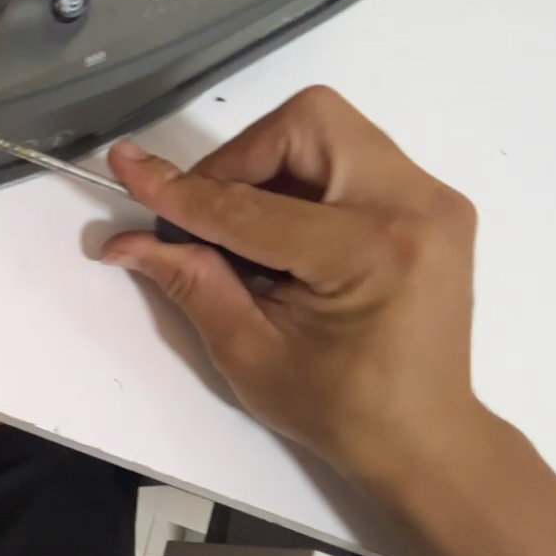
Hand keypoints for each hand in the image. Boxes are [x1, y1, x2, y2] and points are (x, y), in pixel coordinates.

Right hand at [101, 86, 490, 490]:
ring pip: (326, 132)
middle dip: (236, 159)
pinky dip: (293, 181)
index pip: (250, 205)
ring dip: (263, 166)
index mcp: (371, 253)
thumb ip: (189, 282)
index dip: (179, 191)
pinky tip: (274, 234)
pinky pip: (346, 158)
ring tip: (236, 229)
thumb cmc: (331, 407)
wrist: (418, 432)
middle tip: (202, 215)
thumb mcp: (245, 350)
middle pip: (307, 124)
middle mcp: (414, 205)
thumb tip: (125, 241)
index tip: (125, 168)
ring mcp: (430, 198)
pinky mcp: (426, 202)